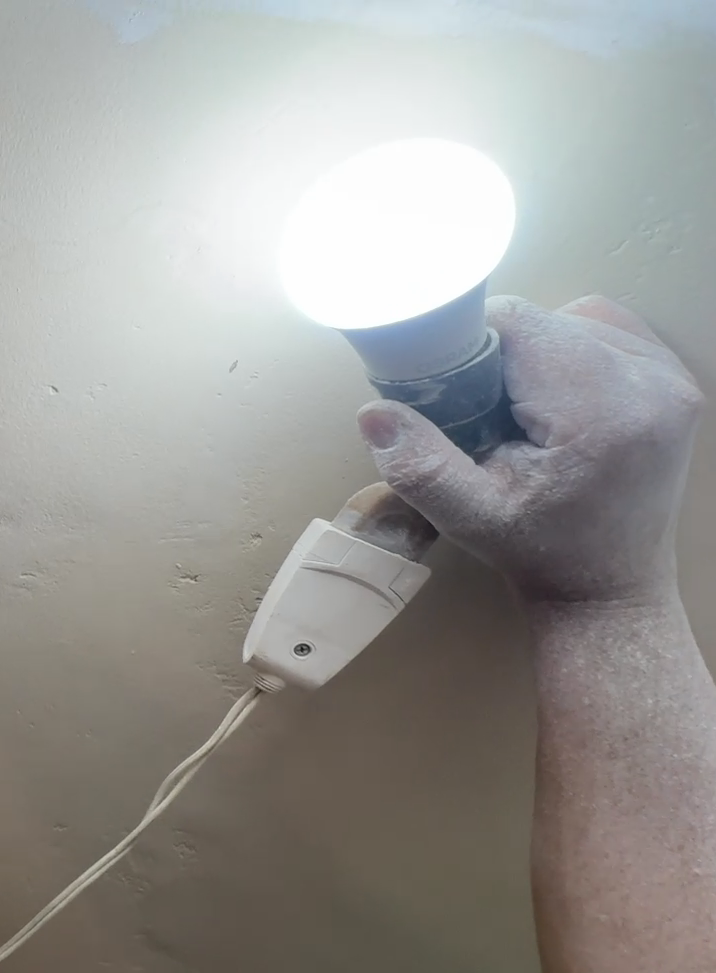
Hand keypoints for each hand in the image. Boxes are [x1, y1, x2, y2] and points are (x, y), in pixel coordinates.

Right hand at [358, 295, 703, 605]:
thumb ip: (418, 463)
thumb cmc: (534, 547)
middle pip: (545, 320)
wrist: (604, 580)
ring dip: (524, 349)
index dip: (463, 341)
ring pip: (574, 319)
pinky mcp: (671, 383)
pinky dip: (559, 350)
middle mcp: (650, 383)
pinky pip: (605, 332)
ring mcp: (670, 379)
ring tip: (501, 403)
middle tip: (462, 406)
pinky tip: (538, 395)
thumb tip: (374, 411)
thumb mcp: (463, 515)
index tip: (435, 383)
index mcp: (602, 411)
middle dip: (489, 350)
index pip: (521, 324)